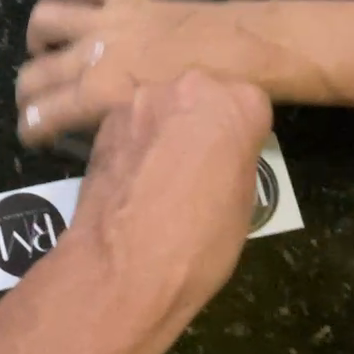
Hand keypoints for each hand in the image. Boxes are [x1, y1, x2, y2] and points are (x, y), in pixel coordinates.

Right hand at [17, 0, 267, 144]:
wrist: (242, 51)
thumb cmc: (208, 99)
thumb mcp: (157, 125)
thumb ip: (119, 126)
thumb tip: (102, 130)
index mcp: (101, 95)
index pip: (41, 115)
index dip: (29, 129)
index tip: (33, 134)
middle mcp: (95, 55)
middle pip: (34, 73)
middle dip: (26, 93)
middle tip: (37, 102)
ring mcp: (109, 21)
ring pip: (47, 17)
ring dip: (40, 34)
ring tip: (48, 46)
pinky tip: (86, 4)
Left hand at [65, 70, 273, 321]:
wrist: (124, 267)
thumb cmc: (201, 242)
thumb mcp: (243, 201)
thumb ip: (234, 158)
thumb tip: (218, 154)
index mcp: (238, 103)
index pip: (248, 105)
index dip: (239, 135)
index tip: (231, 160)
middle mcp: (190, 86)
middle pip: (200, 96)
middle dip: (199, 122)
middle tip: (196, 165)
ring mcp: (142, 99)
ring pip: (161, 107)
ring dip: (163, 130)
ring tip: (157, 175)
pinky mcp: (105, 119)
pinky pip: (129, 124)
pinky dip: (133, 143)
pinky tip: (131, 178)